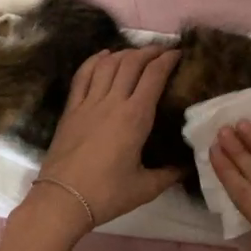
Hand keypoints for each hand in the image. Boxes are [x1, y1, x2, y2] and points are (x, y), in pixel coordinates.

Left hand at [35, 46, 182, 232]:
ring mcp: (88, 103)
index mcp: (136, 117)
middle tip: (161, 51)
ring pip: (107, 65)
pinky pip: (82, 76)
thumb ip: (169, 174)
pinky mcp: (71, 109)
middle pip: (131, 63)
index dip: (167, 60)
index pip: (154, 76)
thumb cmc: (107, 194)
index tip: (178, 53)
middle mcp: (112, 102)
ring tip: (136, 53)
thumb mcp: (146, 187)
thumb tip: (187, 167)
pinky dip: (94, 61)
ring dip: (124, 53)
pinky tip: (103, 55)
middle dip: (149, 51)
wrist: (63, 199)